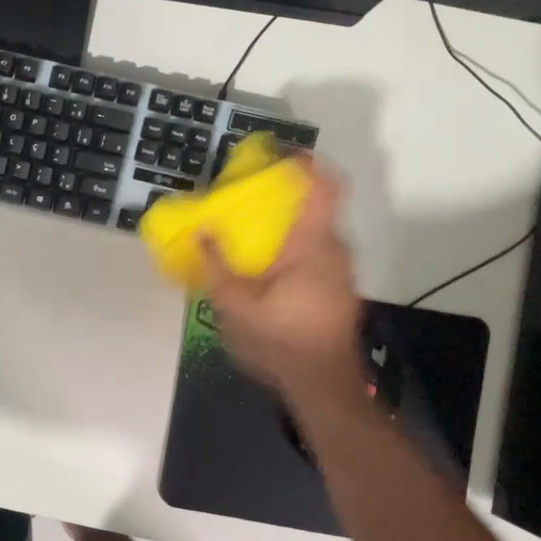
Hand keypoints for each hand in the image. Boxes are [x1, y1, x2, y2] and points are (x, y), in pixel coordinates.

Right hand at [202, 163, 366, 399]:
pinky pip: (316, 254)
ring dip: (287, 227)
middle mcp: (335, 250)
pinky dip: (293, 249)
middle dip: (284, 199)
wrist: (324, 386)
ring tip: (249, 236)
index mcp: (313, 245)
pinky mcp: (338, 289)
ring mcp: (341, 271)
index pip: (324, 188)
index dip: (308, 164)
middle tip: (246, 200)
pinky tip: (264, 270)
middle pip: (317, 208)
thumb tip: (199, 229)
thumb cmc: (282, 342)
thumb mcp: (235, 307)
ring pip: (316, 233)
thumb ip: (216, 266)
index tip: (281, 154)